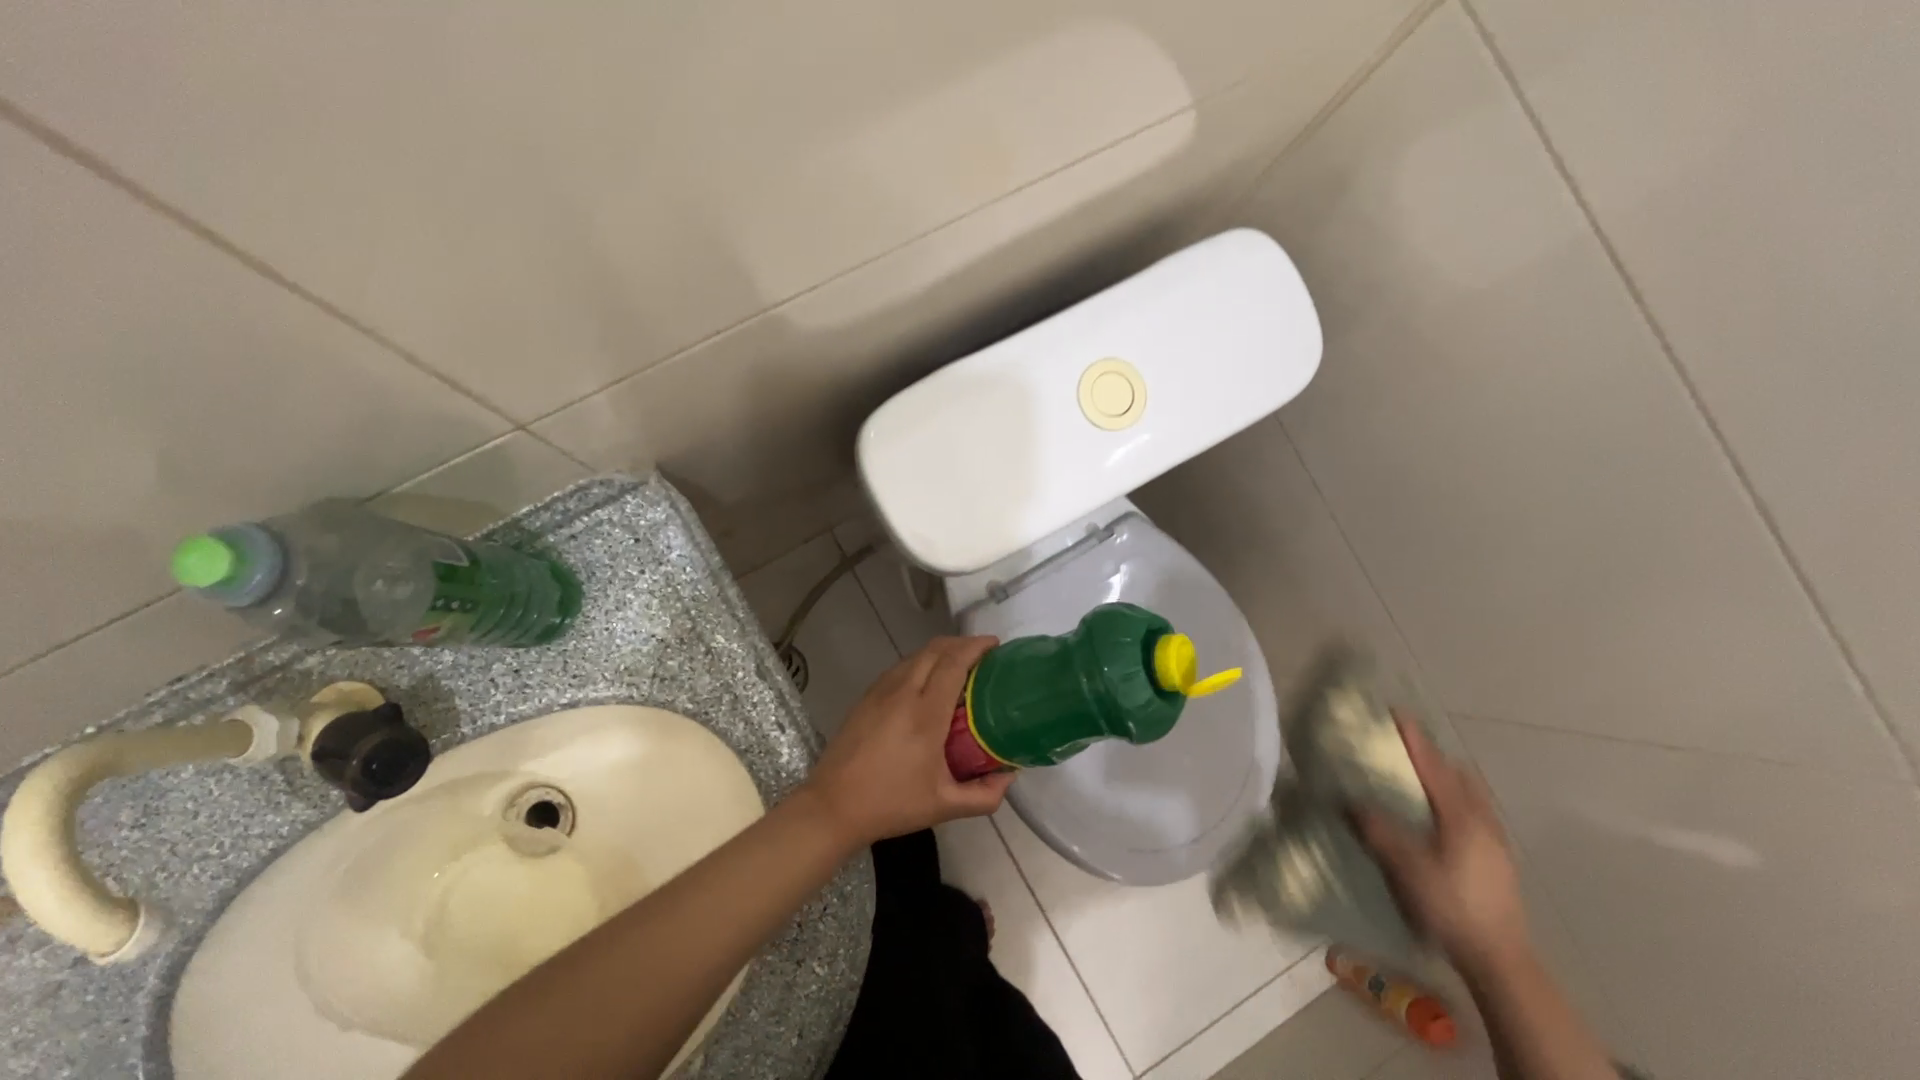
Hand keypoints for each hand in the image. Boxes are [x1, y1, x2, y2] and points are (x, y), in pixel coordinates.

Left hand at [800, 636, 1015, 847]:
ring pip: (915, 656)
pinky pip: (899, 668)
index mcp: (925, 714)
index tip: (996, 646)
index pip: (954, 663)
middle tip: (983, 655)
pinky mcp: (865, 698)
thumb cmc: (891, 804)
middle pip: (935, 650)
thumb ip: (984, 795)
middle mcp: (903, 693)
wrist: (832, 806)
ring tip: (959, 665)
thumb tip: (1010, 776)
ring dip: (940, 652)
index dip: (976, 647)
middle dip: (961, 644)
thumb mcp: (945, 806)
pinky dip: (920, 663)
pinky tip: (927, 682)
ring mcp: (880, 692)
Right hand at [1355, 716, 1530, 976]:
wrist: (1498, 955)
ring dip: (1445, 782)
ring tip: (1417, 784)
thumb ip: (1378, 831)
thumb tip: (1349, 799)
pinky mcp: (1497, 859)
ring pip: (1470, 796)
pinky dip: (1453, 804)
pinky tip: (1437, 825)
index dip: (1414, 738)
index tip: (1397, 712)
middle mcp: (1482, 820)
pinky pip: (1473, 815)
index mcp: (1461, 815)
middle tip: (1404, 752)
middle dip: (1433, 757)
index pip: (1433, 765)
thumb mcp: (1407, 868)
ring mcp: (1494, 840)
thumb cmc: (1451, 906)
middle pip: (1458, 776)